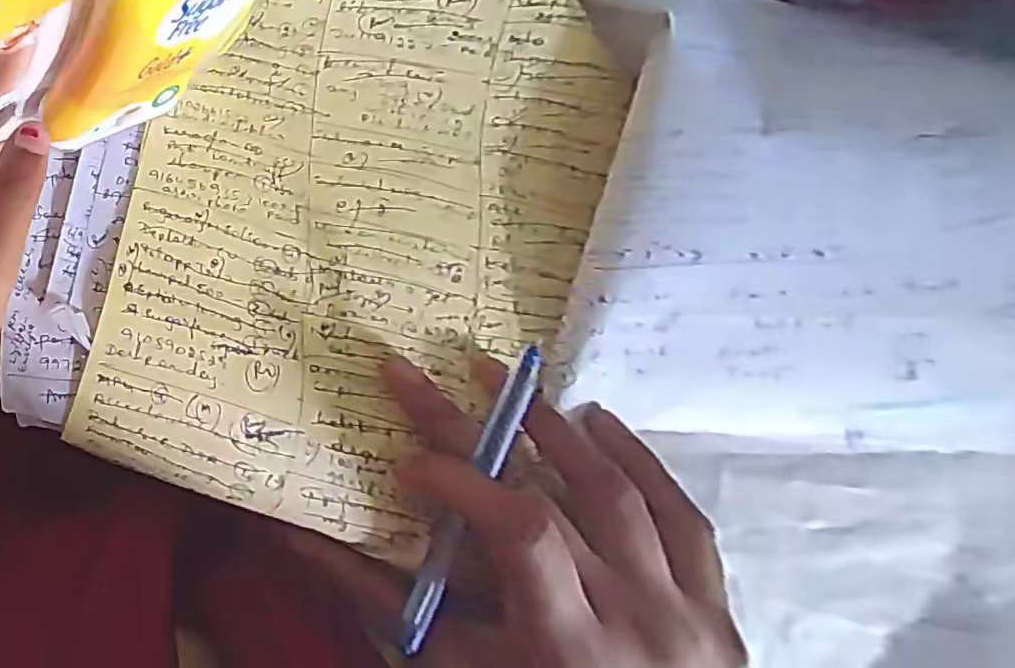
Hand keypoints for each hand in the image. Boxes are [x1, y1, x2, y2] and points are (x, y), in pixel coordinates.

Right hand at [289, 353, 746, 667]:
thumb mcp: (449, 667)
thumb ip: (376, 599)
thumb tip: (296, 536)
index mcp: (567, 638)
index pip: (519, 528)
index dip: (459, 482)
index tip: (406, 463)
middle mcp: (634, 615)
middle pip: (551, 492)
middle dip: (474, 424)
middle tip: (414, 375)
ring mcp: (686, 612)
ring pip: (619, 491)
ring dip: (554, 425)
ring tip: (504, 380)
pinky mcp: (718, 611)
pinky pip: (685, 519)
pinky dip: (641, 461)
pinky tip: (599, 420)